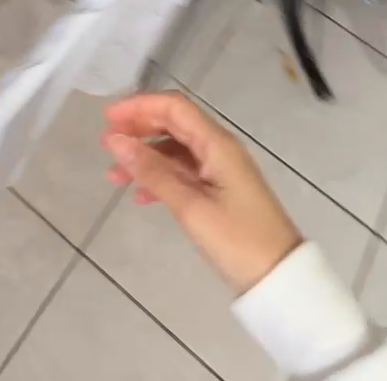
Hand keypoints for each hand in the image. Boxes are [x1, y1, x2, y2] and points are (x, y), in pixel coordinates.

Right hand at [101, 91, 302, 294]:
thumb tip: (115, 140)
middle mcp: (218, 148)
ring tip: (113, 173)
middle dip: (138, 127)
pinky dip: (158, 177)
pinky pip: (182, 171)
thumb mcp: (190, 206)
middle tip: (105, 141)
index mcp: (216, 143)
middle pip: (173, 122)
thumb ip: (152, 171)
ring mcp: (219, 169)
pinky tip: (138, 195)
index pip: (173, 107)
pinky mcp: (219, 190)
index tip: (107, 117)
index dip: (138, 105)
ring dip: (144, 155)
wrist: (280, 281)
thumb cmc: (237, 240)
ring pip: (174, 148)